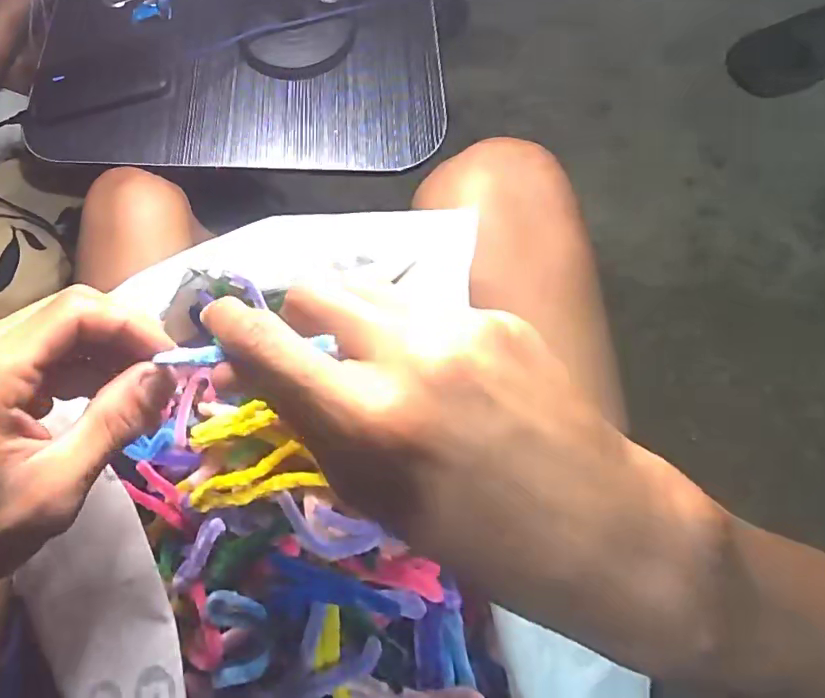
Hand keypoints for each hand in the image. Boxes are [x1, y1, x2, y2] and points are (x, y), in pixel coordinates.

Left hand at [0, 286, 176, 598]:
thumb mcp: (55, 486)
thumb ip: (112, 422)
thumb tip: (164, 375)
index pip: (75, 312)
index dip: (131, 326)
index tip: (172, 359)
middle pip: (71, 311)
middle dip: (124, 337)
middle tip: (165, 378)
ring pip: (63, 326)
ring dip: (109, 352)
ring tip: (146, 391)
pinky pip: (48, 348)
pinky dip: (85, 366)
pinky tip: (111, 393)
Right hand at [203, 285, 725, 674]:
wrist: (610, 530)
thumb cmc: (474, 536)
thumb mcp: (371, 494)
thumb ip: (308, 421)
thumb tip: (255, 371)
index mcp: (370, 417)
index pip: (269, 343)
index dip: (230, 321)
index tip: (215, 312)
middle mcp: (407, 354)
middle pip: (313, 287)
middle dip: (294, 309)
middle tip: (308, 341)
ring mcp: (458, 324)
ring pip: (366, 290)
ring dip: (354, 319)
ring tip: (383, 360)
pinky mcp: (495, 314)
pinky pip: (424, 308)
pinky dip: (414, 333)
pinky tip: (451, 373)